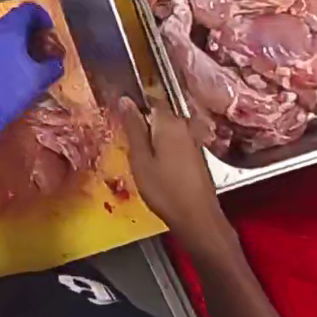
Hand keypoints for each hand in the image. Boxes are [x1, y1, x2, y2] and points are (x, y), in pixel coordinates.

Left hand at [0, 1, 64, 146]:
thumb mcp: (40, 79)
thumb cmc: (12, 91)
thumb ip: (53, 65)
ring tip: (31, 55)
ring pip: (5, 31)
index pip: (28, 9)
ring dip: (19, 37)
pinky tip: (16, 65)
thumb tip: (56, 62)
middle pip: (16, 18)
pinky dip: (8, 47)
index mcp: (11, 31)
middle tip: (43, 43)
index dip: (43, 17)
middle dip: (32, 27)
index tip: (50, 32)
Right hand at [116, 96, 230, 250]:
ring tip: (139, 157)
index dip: (133, 107)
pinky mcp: (196, 154)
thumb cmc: (163, 189)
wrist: (196, 216)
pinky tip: (156, 166)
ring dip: (152, 139)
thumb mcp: (140, 158)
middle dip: (142, 125)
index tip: (120, 119)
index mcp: (169, 122)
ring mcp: (193, 140)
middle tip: (127, 144)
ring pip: (166, 131)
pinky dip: (163, 149)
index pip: (149, 101)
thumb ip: (133, 127)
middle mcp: (184, 126)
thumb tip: (125, 100)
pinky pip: (174, 142)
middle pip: (158, 116)